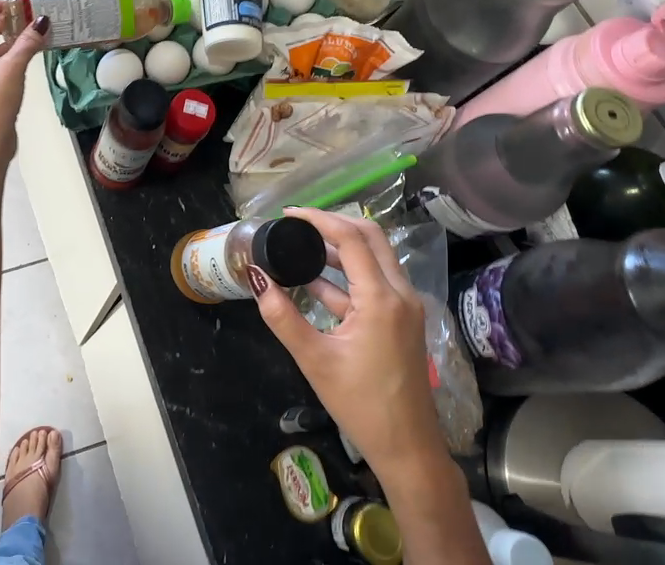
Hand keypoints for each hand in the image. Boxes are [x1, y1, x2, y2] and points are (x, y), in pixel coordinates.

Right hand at [250, 208, 447, 477]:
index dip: (319, 220)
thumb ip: (282, 316)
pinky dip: (346, 276)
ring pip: (374, 260)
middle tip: (297, 223)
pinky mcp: (401, 322)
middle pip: (371, 238)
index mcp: (382, 299)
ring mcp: (405, 308)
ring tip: (300, 246)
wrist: (408, 449)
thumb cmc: (362, 405)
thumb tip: (256, 278)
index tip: (288, 215)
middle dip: (333, 225)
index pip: (352, 239)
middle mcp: (400, 294)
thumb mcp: (314, 359)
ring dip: (339, 249)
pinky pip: (374, 283)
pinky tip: (314, 282)